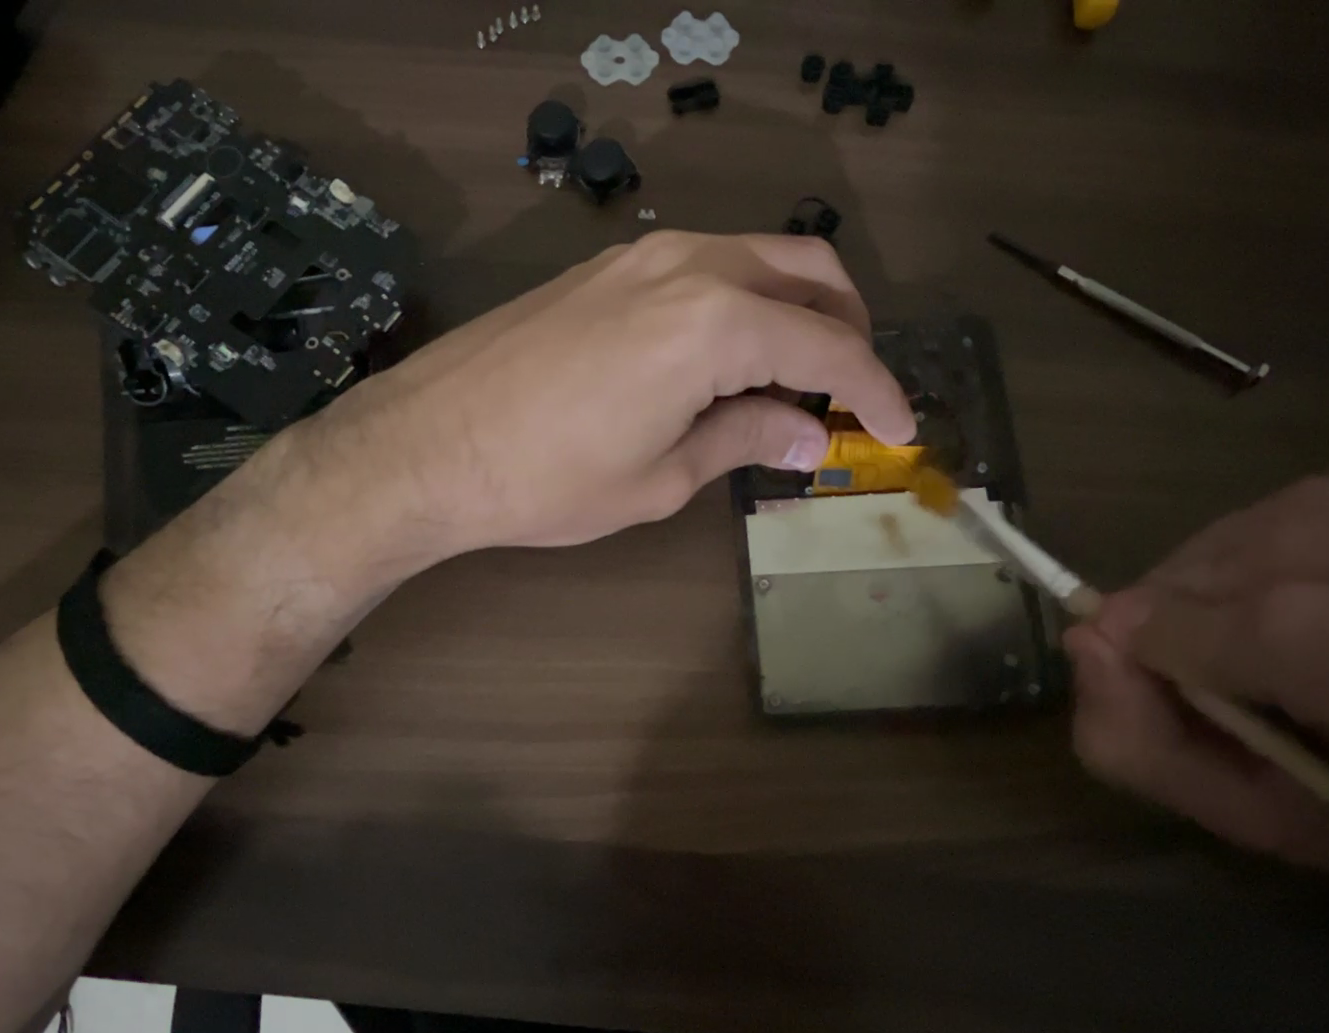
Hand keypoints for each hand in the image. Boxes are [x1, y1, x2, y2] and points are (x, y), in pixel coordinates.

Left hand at [278, 230, 915, 565]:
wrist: (425, 445)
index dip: (877, 390)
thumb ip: (745, 441)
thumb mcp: (661, 478)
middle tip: (853, 389)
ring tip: (795, 377)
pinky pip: (703, 266)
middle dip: (847, 326)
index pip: (829, 348)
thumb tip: (810, 437)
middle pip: (806, 271)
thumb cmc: (546, 479)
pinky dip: (740, 301)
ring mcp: (641, 255)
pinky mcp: (606, 266)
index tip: (903, 427)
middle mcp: (689, 265)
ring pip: (756, 257)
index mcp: (715, 323)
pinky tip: (728, 356)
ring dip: (794, 308)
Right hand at [1065, 477, 1328, 901]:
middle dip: (1182, 592)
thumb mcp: (1283, 830)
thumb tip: (1081, 643)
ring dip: (1217, 555)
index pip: (1298, 634)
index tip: (1120, 654)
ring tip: (1207, 608)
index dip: (1184, 632)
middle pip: (1289, 553)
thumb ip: (1158, 752)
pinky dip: (1281, 527)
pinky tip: (1277, 568)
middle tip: (1158, 640)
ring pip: (1311, 510)